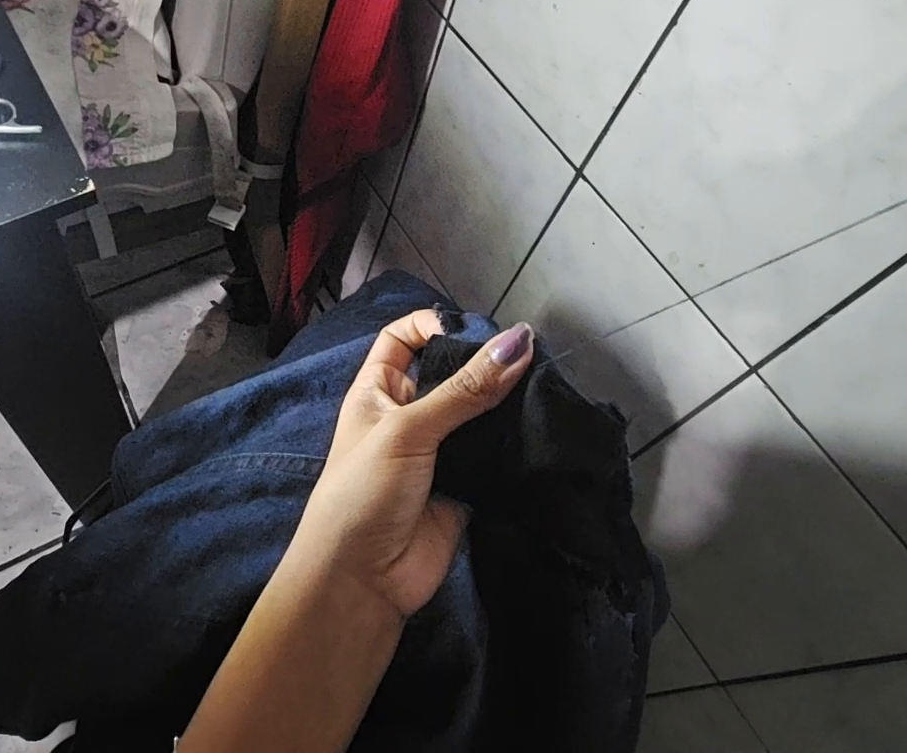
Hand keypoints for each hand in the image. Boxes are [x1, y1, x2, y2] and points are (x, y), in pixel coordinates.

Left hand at [285, 312, 534, 616]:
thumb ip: (466, 389)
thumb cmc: (366, 490)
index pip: (402, 338)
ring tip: (544, 387)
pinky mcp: (465, 483)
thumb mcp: (409, 429)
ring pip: (477, 413)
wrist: (362, 581)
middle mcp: (408, 414)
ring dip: (504, 403)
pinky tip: (542, 427)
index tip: (473, 329)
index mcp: (377, 390)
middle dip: (482, 365)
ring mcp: (438, 450)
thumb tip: (519, 341)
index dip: (431, 325)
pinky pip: (493, 452)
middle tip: (528, 359)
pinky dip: (514, 442)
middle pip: (449, 374)